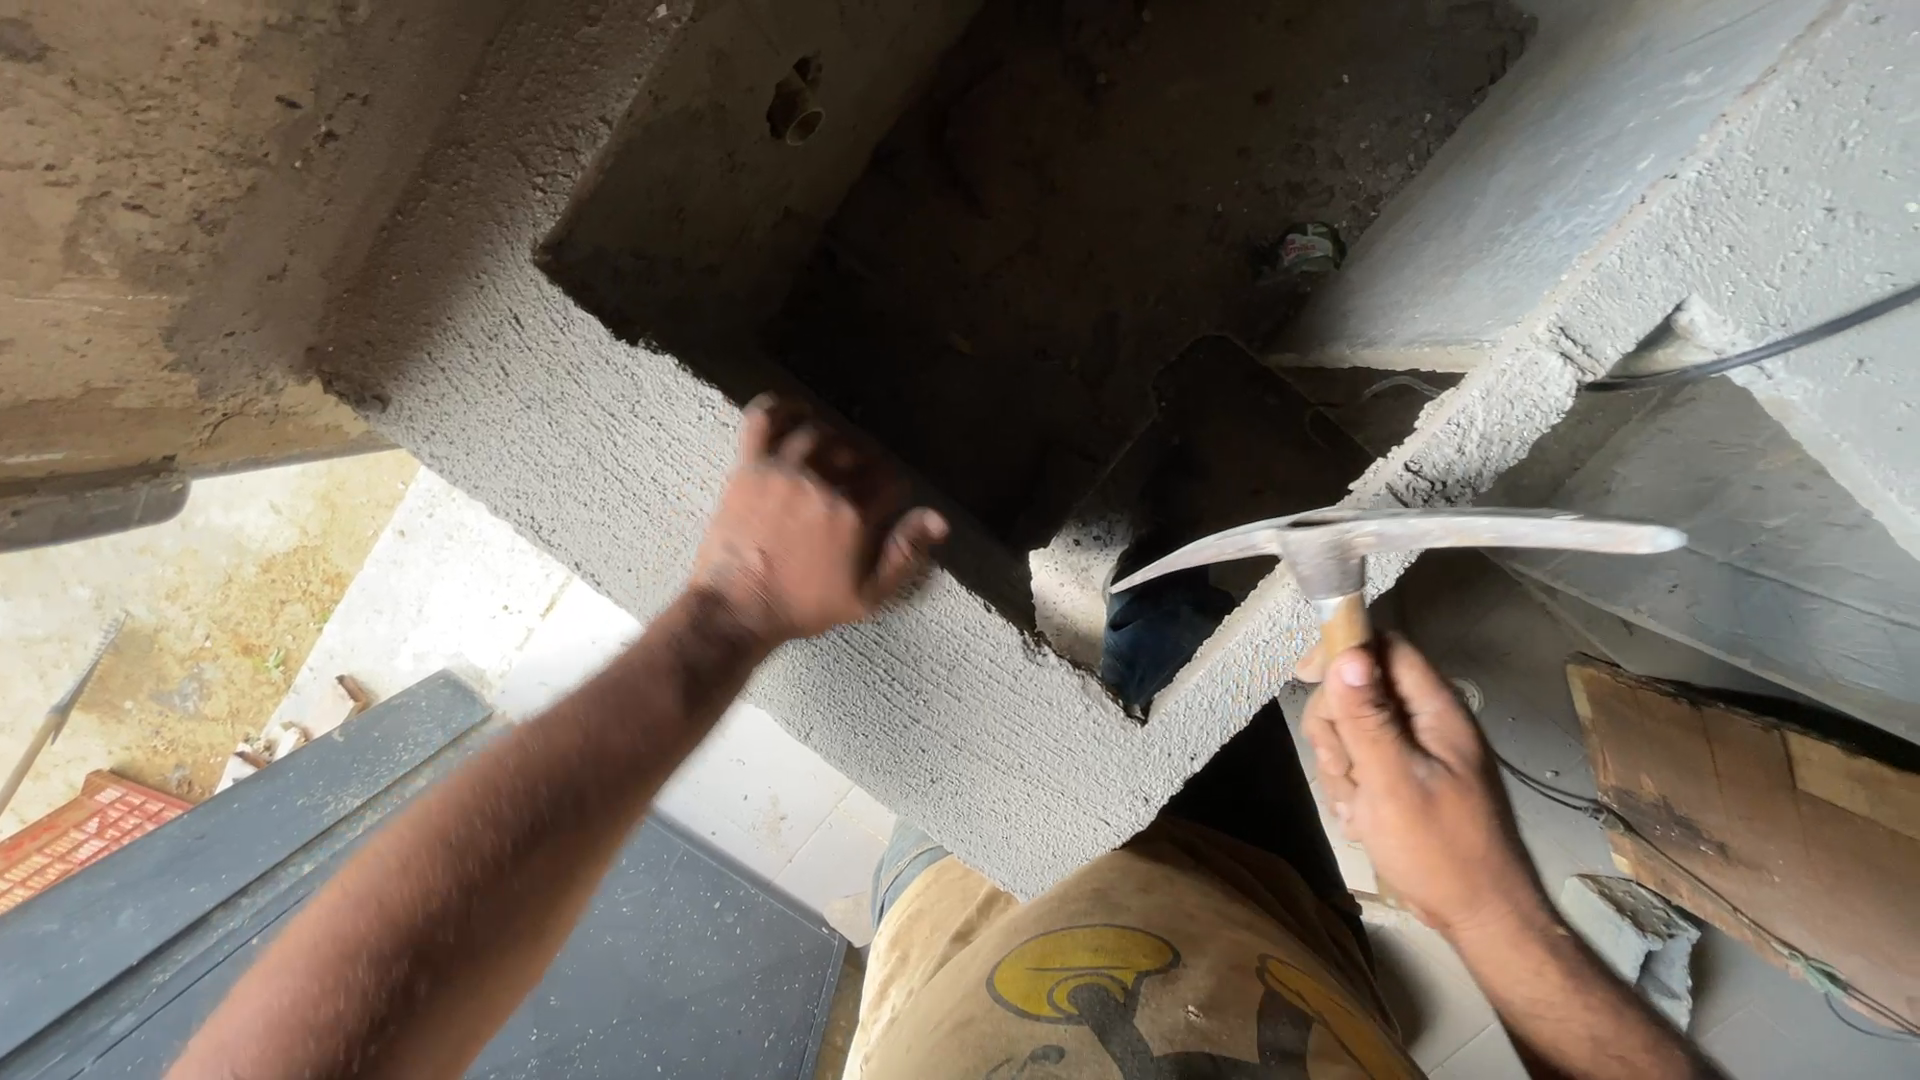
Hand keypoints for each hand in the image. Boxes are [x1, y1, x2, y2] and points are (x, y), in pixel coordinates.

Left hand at [689, 395, 948, 647]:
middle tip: (858, 483)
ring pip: (821, 433)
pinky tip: (798, 414)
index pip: (891, 480)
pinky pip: (767, 418)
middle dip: (867, 467)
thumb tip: (939, 520)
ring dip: (834, 441)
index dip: (892, 493)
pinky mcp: (750, 465)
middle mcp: (823, 483)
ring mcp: (784, 469)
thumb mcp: (867, 596)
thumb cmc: (804, 606)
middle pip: (859, 453)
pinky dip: (783, 409)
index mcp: (854, 514)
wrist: (737, 608)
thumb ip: (904, 555)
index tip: (884, 505)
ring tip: (833, 457)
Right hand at [1295, 637, 1549, 941]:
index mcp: (1436, 710)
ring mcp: (1411, 748)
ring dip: (1338, 762)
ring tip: (1355, 803)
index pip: (1385, 647)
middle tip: (1343, 766)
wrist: (1475, 916)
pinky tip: (1359, 816)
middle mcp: (1424, 720)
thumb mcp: (1394, 782)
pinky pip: (1354, 758)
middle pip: (1356, 687)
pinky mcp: (1399, 774)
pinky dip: (1347, 784)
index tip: (1306, 676)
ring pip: (1348, 725)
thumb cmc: (1440, 849)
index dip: (1343, 650)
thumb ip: (1367, 718)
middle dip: (1335, 725)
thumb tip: (1347, 655)